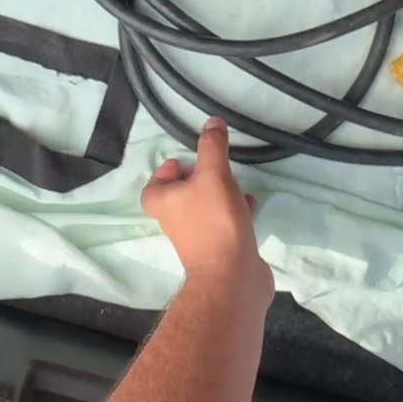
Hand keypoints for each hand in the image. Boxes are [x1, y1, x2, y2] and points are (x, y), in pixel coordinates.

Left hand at [142, 119, 272, 293]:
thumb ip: (212, 147)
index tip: (183, 162)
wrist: (233, 280)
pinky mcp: (222, 253)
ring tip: (237, 184)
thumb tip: (212, 122)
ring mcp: (199, 242)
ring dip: (219, 197)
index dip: (163, 174)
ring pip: (205, 212)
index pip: (151, 190)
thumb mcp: (214, 175)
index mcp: (166, 205)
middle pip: (179, 200)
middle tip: (214, 169)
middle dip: (197, 182)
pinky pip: (225, 227)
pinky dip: (235, 214)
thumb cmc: (215, 223)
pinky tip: (251, 206)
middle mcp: (177, 224)